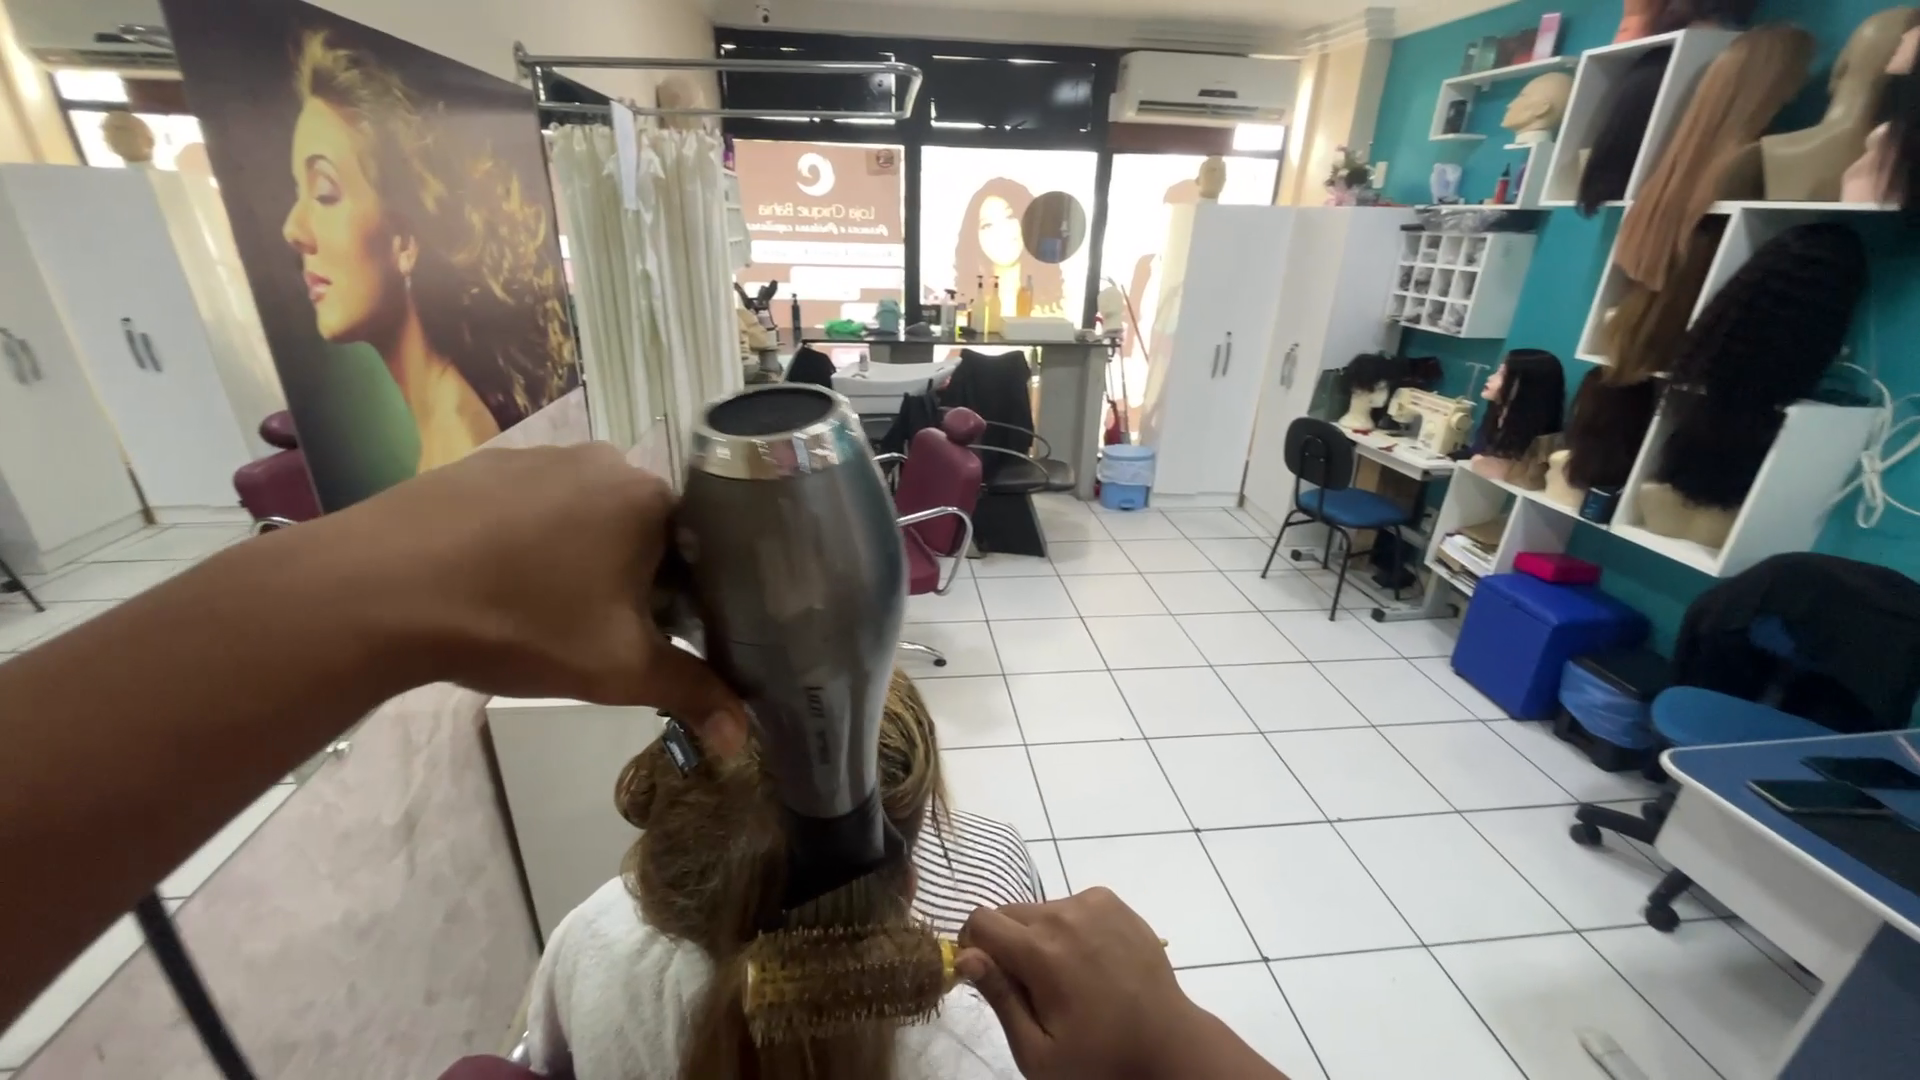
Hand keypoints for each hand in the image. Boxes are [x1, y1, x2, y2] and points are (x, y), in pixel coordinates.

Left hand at [300, 443, 747, 754]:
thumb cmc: (521, 623)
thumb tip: (742, 742)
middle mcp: (605, 460)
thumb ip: (691, 695)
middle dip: (635, 572)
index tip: (659, 629)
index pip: (699, 544)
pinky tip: (498, 575)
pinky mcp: (482, 463)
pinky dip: (531, 534)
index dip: (687, 592)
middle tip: (603, 623)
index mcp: (650, 498)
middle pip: (644, 525)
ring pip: (588, 511)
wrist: (373, 592)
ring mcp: (539, 455)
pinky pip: (532, 501)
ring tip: (546, 601)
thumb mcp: (619, 670)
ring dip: (583, 552)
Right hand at [956, 889, 1214, 1079]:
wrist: (1169, 1046)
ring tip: (1069, 977)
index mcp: (1040, 951)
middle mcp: (1063, 913)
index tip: (988, 975)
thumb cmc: (1100, 1060)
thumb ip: (999, 998)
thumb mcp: (1039, 1052)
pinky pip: (1070, 905)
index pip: (980, 920)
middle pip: (1009, 914)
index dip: (974, 946)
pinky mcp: (1111, 900)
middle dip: (1009, 944)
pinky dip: (1069, 926)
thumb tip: (965, 955)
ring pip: (1040, 909)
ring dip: (1040, 935)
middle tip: (1035, 988)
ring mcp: (1091, 902)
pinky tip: (1091, 960)